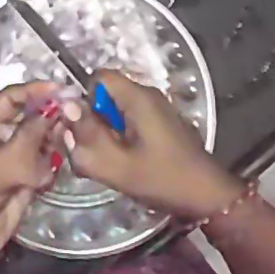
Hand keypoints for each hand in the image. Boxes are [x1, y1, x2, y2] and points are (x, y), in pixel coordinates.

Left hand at [0, 82, 60, 258]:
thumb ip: (29, 137)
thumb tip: (55, 111)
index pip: (14, 96)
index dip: (37, 90)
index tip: (63, 90)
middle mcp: (2, 134)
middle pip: (34, 115)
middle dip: (51, 116)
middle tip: (73, 117)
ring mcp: (16, 156)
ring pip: (44, 138)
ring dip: (53, 143)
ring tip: (60, 149)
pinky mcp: (27, 176)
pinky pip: (47, 162)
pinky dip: (50, 167)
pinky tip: (44, 178)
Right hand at [64, 71, 242, 219]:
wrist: (207, 196)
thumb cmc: (162, 179)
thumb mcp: (117, 164)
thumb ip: (88, 136)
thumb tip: (66, 106)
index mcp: (139, 98)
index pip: (99, 77)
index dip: (84, 99)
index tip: (84, 129)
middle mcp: (149, 96)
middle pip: (107, 95)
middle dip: (94, 121)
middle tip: (93, 152)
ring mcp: (157, 109)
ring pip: (117, 110)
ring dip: (107, 133)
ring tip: (110, 162)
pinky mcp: (162, 124)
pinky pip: (131, 121)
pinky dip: (122, 138)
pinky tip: (126, 163)